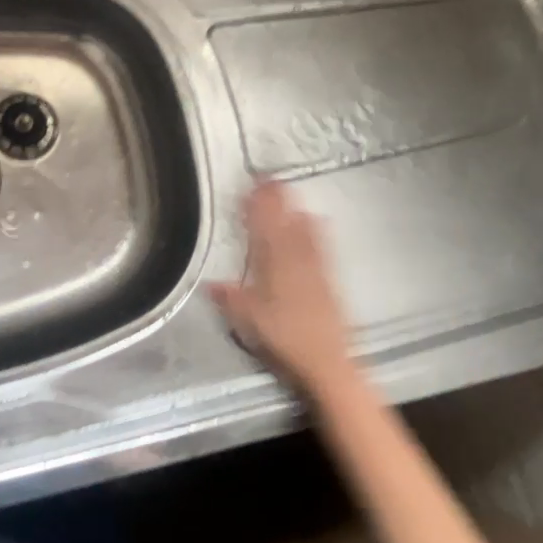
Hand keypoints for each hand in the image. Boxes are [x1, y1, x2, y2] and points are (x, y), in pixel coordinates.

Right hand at [209, 180, 354, 392]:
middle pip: (285, 222)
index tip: (250, 187)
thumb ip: (230, 299)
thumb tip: (211, 284)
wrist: (329, 362)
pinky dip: (316, 228)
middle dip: (277, 199)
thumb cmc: (285, 339)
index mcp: (273, 266)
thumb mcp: (249, 320)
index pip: (263, 228)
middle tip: (269, 180)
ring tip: (289, 191)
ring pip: (304, 229)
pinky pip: (322, 244)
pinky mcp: (331, 278)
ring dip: (295, 208)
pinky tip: (318, 220)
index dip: (257, 206)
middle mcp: (296, 260)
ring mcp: (317, 267)